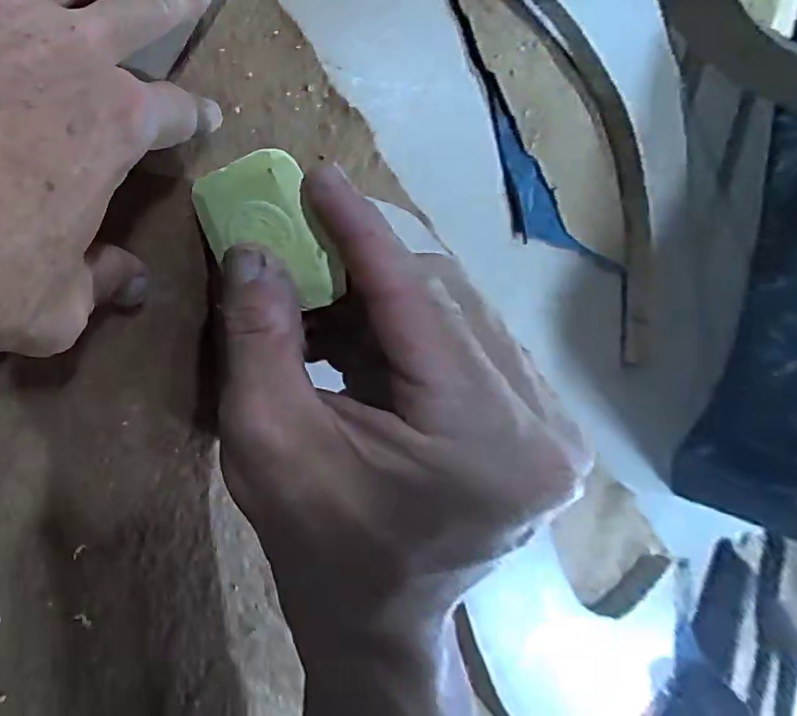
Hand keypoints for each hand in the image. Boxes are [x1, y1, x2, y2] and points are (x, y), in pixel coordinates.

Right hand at [216, 163, 590, 709]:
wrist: (371, 621)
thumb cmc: (314, 542)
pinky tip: (345, 325)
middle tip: (295, 234)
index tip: (318, 175)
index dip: (358, 228)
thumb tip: (252, 250)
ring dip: (375, 288)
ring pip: (449, 310)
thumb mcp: (264, 437)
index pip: (413, 297)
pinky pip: (455, 338)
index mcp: (480, 435)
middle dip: (360, 259)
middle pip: (438, 297)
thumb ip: (257, 336)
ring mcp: (543, 424)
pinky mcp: (527, 425)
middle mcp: (537, 423)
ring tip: (312, 286)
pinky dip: (394, 319)